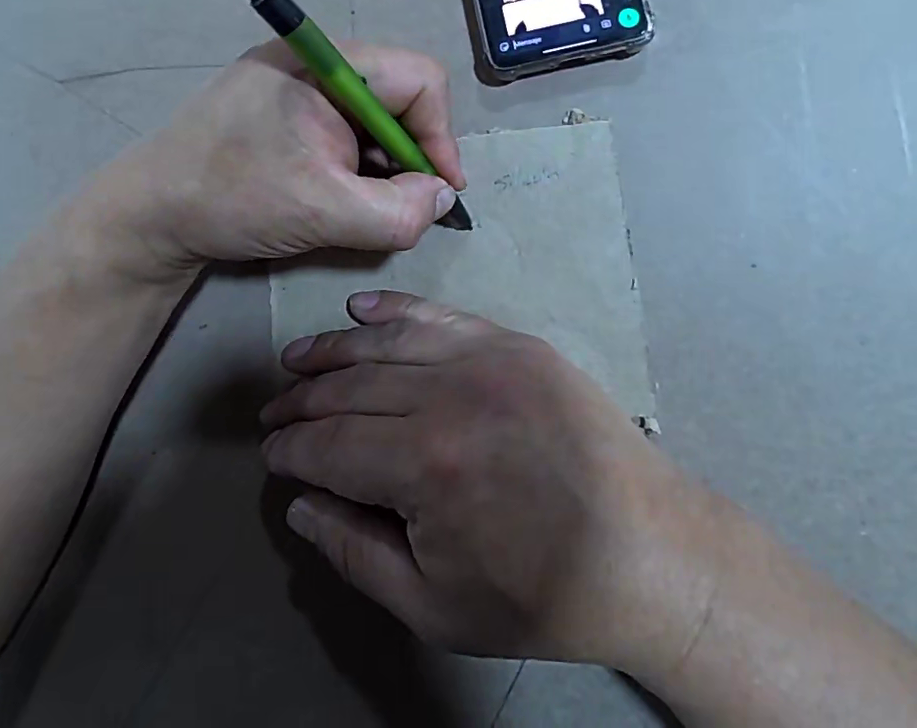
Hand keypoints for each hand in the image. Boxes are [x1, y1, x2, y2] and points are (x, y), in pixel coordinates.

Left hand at [72, 41, 465, 277]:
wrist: (150, 215)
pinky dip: (361, 167)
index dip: (439, 136)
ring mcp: (301, 86)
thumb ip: (398, 211)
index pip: (419, 79)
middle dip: (412, 155)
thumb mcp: (323, 212)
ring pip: (378, 118)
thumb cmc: (230, 199)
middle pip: (402, 98)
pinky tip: (343, 196)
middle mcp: (317, 63)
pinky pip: (349, 131)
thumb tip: (444, 199)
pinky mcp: (289, 111)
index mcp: (324, 64)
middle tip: (406, 204)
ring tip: (366, 206)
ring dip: (386, 166)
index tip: (441, 190)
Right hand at [258, 292, 722, 677]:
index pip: (327, 446)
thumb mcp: (436, 606)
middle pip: (349, 389)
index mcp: (424, 466)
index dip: (290, 451)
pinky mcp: (516, 344)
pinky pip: (440, 317)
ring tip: (296, 360)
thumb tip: (299, 503)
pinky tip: (360, 311)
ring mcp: (486, 359)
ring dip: (333, 350)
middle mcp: (448, 396)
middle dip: (301, 403)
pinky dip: (394, 311)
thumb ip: (354, 552)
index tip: (269, 456)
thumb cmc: (541, 593)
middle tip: (273, 413)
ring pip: (385, 343)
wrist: (647, 550)